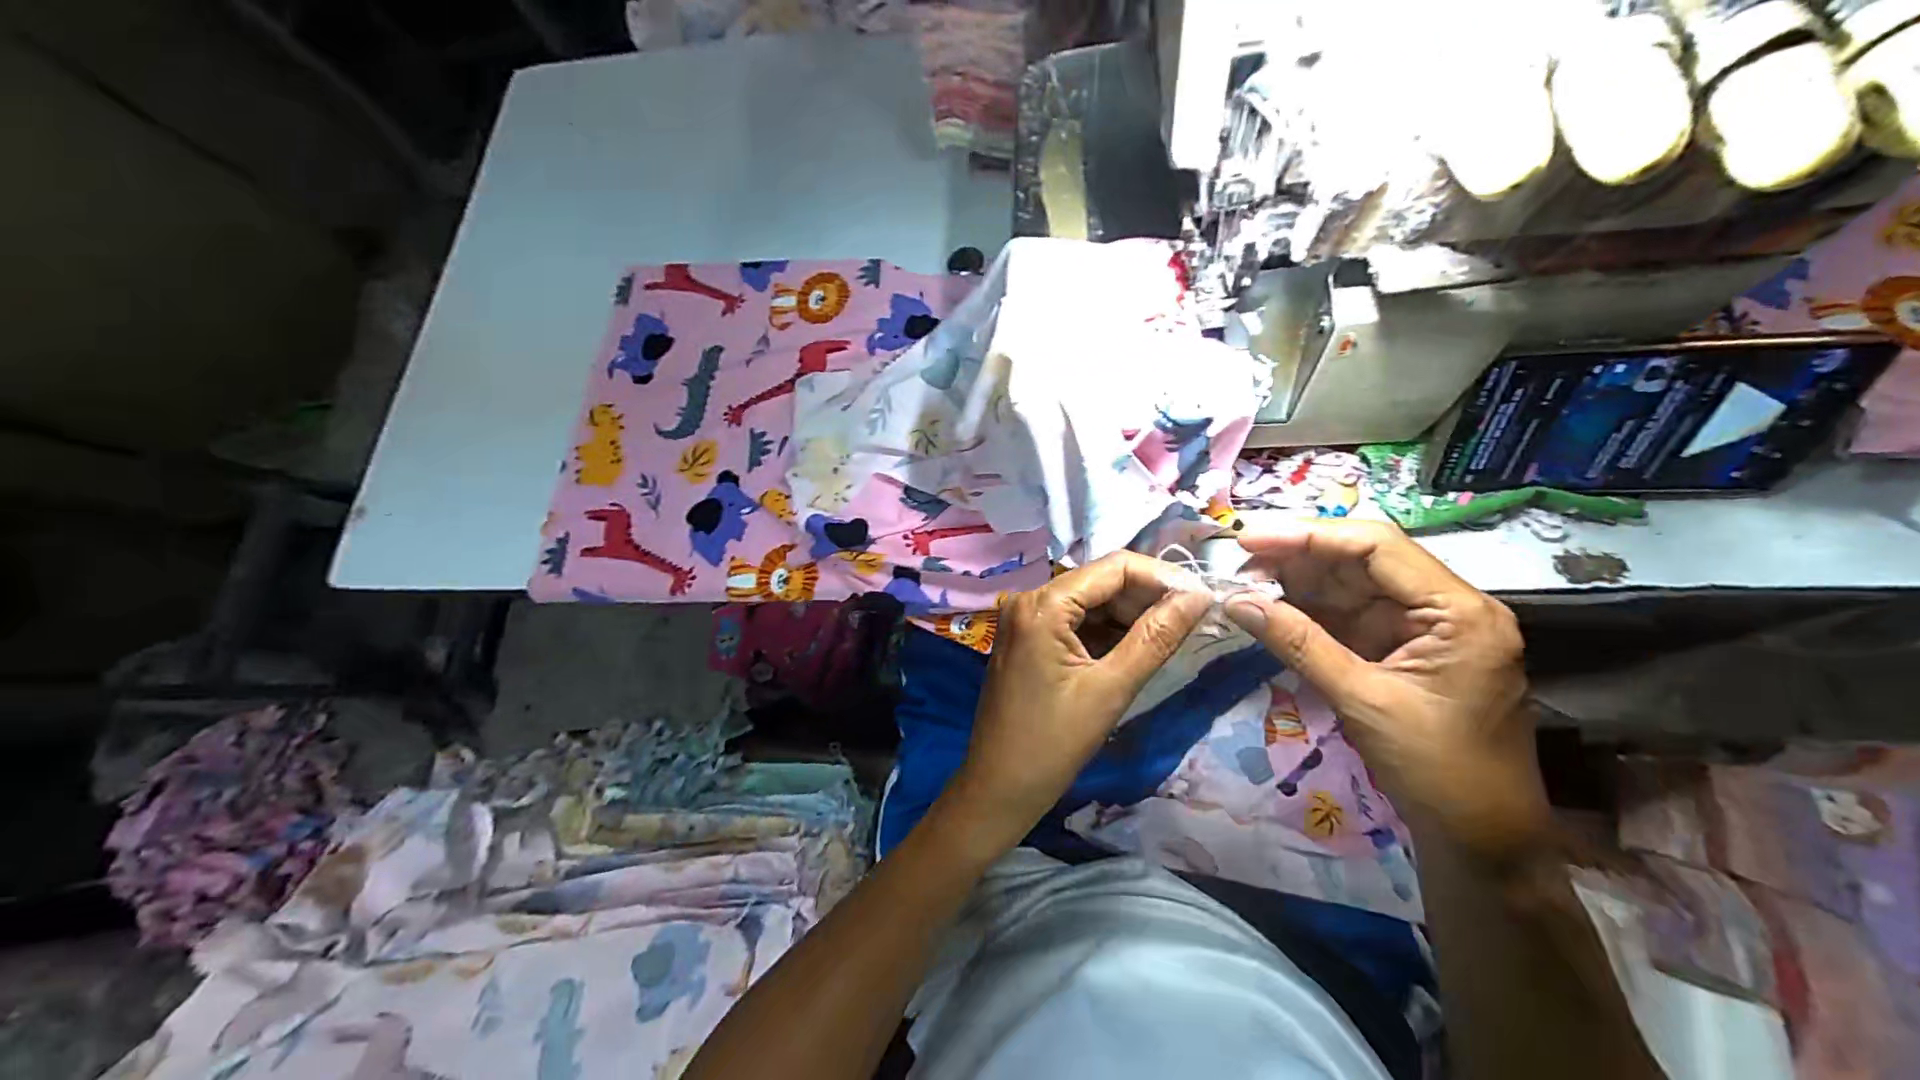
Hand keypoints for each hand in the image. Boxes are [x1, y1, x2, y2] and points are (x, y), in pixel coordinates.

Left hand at [939, 551, 1213, 855]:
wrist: (999, 788)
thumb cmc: (1053, 743)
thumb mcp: (1111, 688)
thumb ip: (1156, 637)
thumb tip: (1198, 596)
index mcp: (1043, 604)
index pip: (1115, 567)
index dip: (1163, 577)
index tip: (1203, 598)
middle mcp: (1029, 599)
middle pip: (1102, 581)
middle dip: (1149, 597)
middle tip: (1194, 620)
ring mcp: (1025, 619)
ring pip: (1091, 602)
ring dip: (1132, 615)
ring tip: (1174, 635)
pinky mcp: (1028, 639)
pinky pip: (1076, 622)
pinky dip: (1109, 631)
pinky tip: (1139, 648)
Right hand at [1223, 519, 1549, 862]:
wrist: (1480, 837)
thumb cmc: (1438, 769)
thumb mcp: (1362, 701)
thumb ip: (1298, 643)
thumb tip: (1236, 601)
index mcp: (1459, 611)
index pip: (1377, 547)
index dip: (1309, 535)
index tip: (1251, 538)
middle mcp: (1444, 606)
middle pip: (1361, 560)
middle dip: (1297, 556)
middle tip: (1238, 561)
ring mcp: (1421, 626)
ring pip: (1349, 585)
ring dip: (1296, 581)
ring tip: (1244, 581)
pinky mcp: (1399, 647)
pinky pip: (1346, 615)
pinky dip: (1306, 610)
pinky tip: (1268, 605)